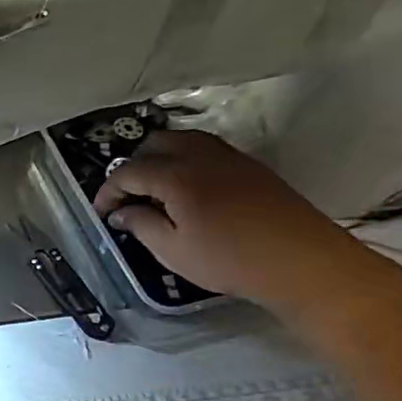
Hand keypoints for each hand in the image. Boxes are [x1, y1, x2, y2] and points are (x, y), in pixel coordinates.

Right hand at [92, 129, 400, 312]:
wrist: (300, 259)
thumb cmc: (230, 259)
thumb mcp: (174, 251)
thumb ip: (141, 225)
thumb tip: (120, 213)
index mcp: (175, 174)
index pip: (128, 171)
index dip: (108, 192)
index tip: (101, 213)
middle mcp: (198, 153)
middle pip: (153, 145)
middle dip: (133, 168)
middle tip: (128, 199)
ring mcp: (226, 154)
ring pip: (180, 141)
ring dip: (160, 160)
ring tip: (156, 192)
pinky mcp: (247, 163)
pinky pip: (204, 149)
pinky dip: (185, 161)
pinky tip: (189, 190)